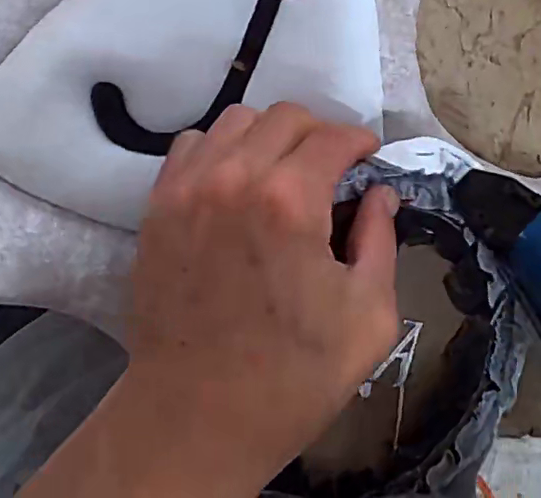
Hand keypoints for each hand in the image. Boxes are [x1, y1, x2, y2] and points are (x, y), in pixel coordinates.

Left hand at [23, 103, 401, 497]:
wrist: (192, 424)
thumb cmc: (291, 376)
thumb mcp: (368, 316)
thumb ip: (382, 239)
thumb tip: (381, 193)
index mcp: (290, 202)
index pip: (334, 136)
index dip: (361, 142)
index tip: (369, 159)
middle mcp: (236, 179)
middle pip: (288, 116)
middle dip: (322, 133)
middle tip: (334, 169)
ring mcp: (189, 189)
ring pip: (240, 119)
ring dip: (272, 136)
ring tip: (285, 172)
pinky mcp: (158, 207)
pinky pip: (196, 144)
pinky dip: (224, 149)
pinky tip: (238, 183)